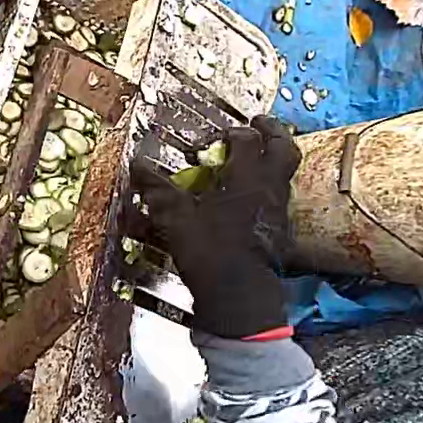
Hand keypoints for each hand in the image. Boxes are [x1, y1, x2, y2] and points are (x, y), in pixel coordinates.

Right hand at [132, 116, 299, 338]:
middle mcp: (270, 189)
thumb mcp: (176, 219)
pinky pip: (280, 201)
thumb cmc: (209, 252)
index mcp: (247, 178)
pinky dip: (269, 192)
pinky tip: (252, 203)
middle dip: (272, 132)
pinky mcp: (282, 233)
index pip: (247, 141)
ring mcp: (280, 212)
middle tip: (258, 125)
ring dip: (273, 162)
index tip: (219, 136)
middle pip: (284, 148)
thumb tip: (137, 166)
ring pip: (286, 175)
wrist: (240, 297)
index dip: (234, 133)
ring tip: (254, 163)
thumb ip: (158, 190)